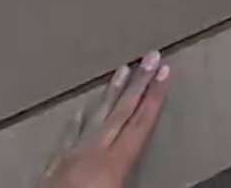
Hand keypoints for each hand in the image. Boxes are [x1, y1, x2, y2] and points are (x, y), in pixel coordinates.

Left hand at [42, 50, 171, 187]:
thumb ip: (140, 178)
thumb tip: (179, 179)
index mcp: (114, 163)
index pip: (141, 123)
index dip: (155, 96)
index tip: (165, 70)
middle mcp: (94, 151)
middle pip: (122, 111)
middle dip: (139, 83)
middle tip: (151, 56)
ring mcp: (71, 155)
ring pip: (95, 116)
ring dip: (111, 93)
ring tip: (122, 69)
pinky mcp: (51, 166)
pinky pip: (67, 137)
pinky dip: (76, 122)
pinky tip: (79, 110)